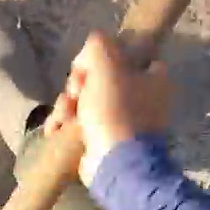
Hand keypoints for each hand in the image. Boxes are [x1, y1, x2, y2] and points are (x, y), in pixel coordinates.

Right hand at [47, 32, 174, 184]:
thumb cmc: (116, 110)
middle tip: (74, 95)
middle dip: (78, 86)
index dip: (102, 58)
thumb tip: (89, 53)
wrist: (116, 164)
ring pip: (86, 103)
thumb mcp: (107, 64)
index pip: (125, 56)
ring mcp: (124, 124)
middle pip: (99, 79)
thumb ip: (99, 45)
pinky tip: (56, 131)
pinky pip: (81, 126)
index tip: (87, 68)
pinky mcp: (105, 143)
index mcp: (153, 78)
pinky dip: (66, 127)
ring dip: (67, 107)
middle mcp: (143, 100)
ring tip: (64, 118)